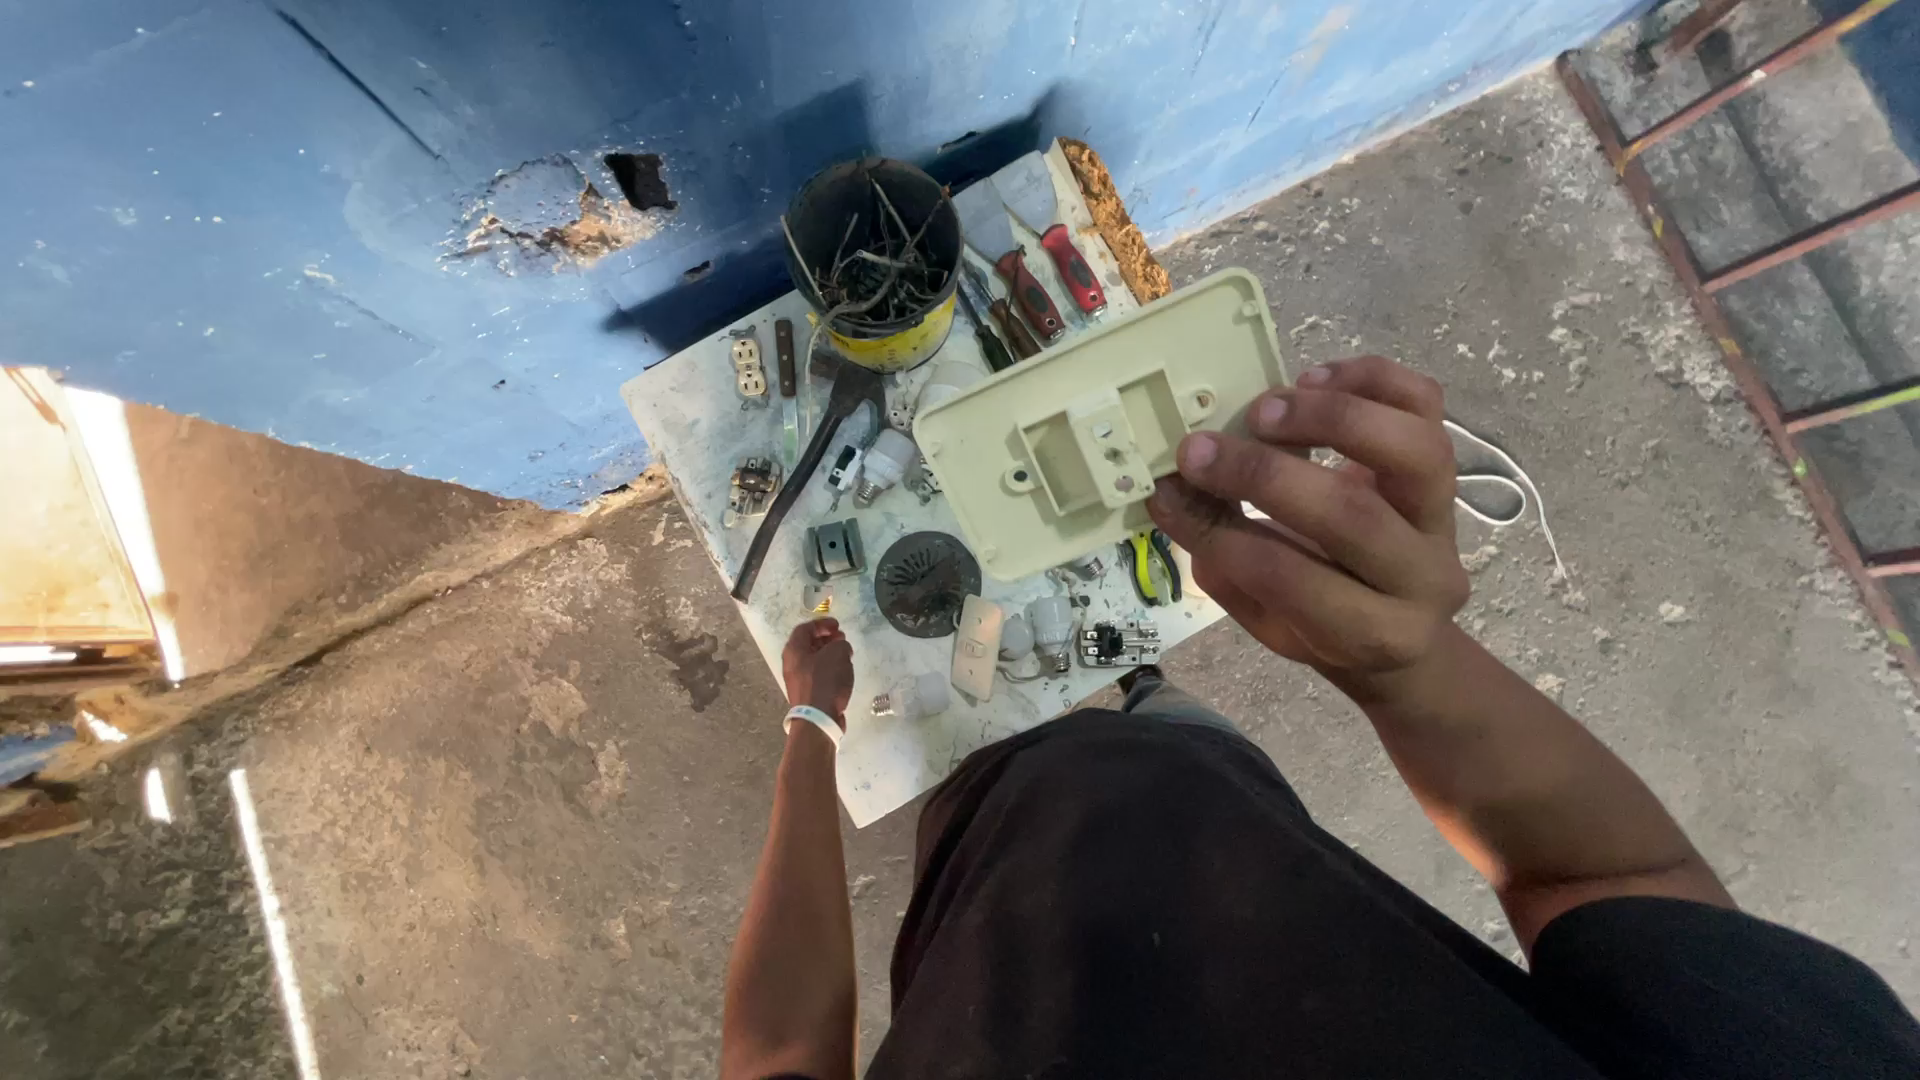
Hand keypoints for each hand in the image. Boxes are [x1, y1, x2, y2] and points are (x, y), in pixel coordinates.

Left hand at [782, 618, 854, 725]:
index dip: (822, 623)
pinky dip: (829, 668)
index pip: (805, 628)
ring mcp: (797, 680)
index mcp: (794, 650)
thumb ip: (841, 644)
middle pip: (808, 644)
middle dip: (826, 638)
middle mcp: (791, 663)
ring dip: (829, 654)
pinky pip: (817, 674)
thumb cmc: (825, 681)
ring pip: (813, 660)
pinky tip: (841, 672)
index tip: (838, 625)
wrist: (818, 719)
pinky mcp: (806, 693)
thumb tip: (841, 648)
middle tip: (842, 639)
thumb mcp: (838, 653)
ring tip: (845, 655)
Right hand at [1147, 356, 1469, 697]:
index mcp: (1371, 632)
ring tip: (1263, 410)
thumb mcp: (1264, 617)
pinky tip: (1312, 380)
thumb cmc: (1321, 626)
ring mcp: (1445, 517)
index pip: (1287, 578)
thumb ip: (1220, 561)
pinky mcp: (1449, 468)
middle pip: (1350, 515)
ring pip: (1414, 452)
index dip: (1219, 534)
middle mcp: (1421, 576)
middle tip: (1197, 449)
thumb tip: (1169, 492)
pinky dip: (1372, 379)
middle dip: (1261, 475)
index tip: (1167, 493)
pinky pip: (1427, 405)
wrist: (1400, 626)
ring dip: (1328, 418)